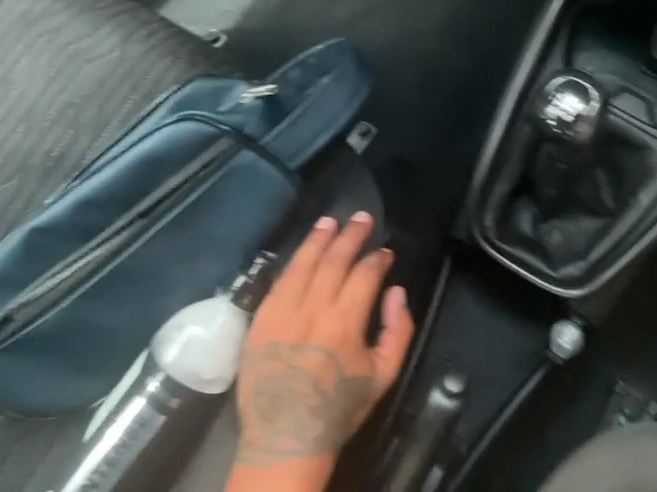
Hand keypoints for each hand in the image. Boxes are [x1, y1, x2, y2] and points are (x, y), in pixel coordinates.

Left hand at [227, 212, 413, 491]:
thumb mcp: (384, 375)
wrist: (285, 439)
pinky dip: (292, 264)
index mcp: (345, 322)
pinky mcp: (259, 322)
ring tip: (329, 221)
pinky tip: (301, 253)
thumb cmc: (339, 408)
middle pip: (333, 260)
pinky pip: (277, 284)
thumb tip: (397, 292)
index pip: (365, 274)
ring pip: (302, 265)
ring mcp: (281, 314)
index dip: (378, 258)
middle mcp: (312, 310)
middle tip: (362, 218)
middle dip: (351, 236)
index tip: (386, 251)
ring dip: (318, 240)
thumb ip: (398, 330)